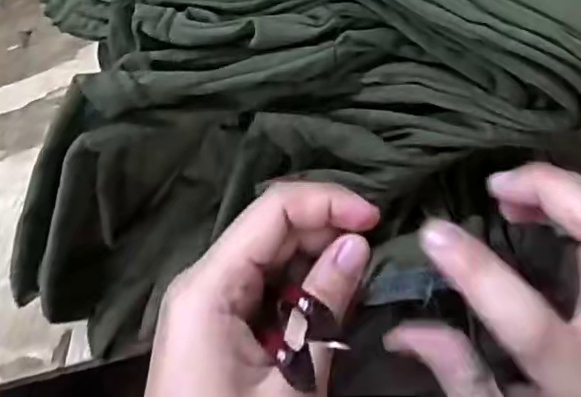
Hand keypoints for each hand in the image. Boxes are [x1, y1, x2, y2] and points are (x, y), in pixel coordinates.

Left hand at [147, 182, 378, 396]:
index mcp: (209, 284)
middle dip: (326, 226)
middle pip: (271, 227)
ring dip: (317, 255)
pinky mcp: (218, 324)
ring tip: (362, 267)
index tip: (376, 216)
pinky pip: (264, 284)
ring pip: (270, 253)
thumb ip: (322, 308)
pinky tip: (332, 293)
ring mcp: (208, 301)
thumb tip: (357, 242)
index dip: (327, 201)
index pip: (273, 210)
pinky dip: (300, 285)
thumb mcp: (290, 387)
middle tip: (376, 245)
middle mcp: (204, 278)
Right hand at [385, 163, 580, 396]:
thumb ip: (464, 378)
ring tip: (507, 192)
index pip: (532, 322)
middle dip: (551, 188)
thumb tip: (403, 331)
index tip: (432, 233)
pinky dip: (572, 196)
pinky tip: (530, 208)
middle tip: (495, 185)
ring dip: (562, 185)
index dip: (478, 272)